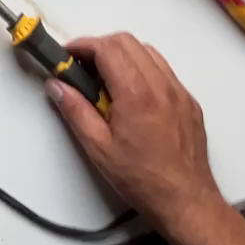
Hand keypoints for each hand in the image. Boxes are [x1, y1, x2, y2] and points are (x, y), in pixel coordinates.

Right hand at [48, 32, 231, 238]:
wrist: (186, 203)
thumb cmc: (139, 178)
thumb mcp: (98, 148)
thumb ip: (75, 110)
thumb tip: (56, 84)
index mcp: (136, 94)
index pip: (107, 48)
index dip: (83, 45)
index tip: (67, 56)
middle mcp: (161, 85)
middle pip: (127, 41)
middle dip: (100, 46)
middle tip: (82, 67)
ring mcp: (179, 91)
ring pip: (147, 51)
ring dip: (122, 54)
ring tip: (106, 79)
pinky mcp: (189, 101)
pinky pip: (163, 70)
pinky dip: (142, 68)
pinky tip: (132, 93)